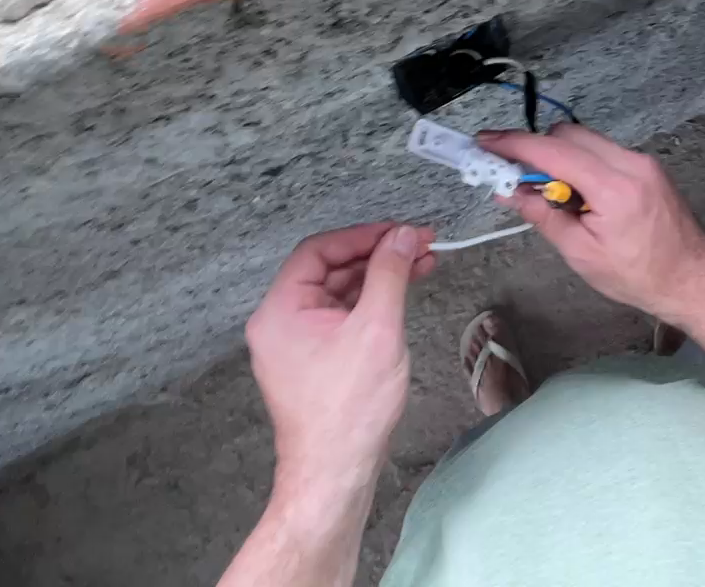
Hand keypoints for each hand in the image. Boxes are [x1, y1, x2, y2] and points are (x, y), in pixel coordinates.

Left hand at [245, 223, 434, 489]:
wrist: (337, 473)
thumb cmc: (351, 405)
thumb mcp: (376, 328)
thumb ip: (389, 273)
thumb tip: (404, 234)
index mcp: (281, 309)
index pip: (319, 250)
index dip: (363, 235)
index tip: (402, 231)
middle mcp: (281, 320)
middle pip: (331, 268)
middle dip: (378, 253)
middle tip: (421, 243)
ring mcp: (298, 340)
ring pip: (341, 289)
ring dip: (381, 274)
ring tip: (424, 261)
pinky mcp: (316, 357)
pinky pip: (343, 313)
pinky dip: (374, 299)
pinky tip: (405, 290)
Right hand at [477, 125, 704, 321]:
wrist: (692, 278)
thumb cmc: (638, 275)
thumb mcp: (581, 253)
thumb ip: (543, 216)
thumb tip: (510, 191)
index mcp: (615, 188)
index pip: (554, 152)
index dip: (515, 144)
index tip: (486, 142)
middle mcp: (631, 163)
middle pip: (568, 135)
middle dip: (536, 149)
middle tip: (513, 176)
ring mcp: (642, 160)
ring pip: (585, 139)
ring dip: (558, 157)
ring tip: (548, 193)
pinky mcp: (645, 165)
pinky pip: (601, 151)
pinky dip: (580, 163)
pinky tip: (574, 194)